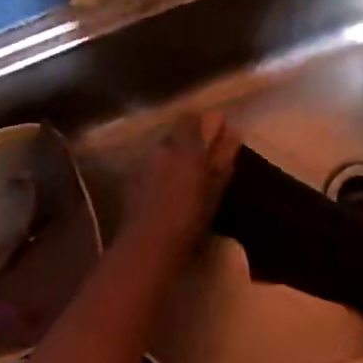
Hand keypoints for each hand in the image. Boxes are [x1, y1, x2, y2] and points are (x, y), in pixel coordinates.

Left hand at [123, 113, 239, 248]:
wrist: (148, 244)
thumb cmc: (190, 222)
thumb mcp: (214, 194)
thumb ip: (222, 161)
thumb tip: (233, 134)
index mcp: (187, 148)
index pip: (191, 118)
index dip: (201, 124)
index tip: (213, 135)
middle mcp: (162, 148)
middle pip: (173, 133)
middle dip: (186, 141)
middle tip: (198, 161)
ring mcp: (142, 162)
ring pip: (159, 149)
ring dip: (170, 157)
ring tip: (180, 179)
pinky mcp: (129, 179)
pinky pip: (146, 166)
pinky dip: (156, 172)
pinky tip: (162, 192)